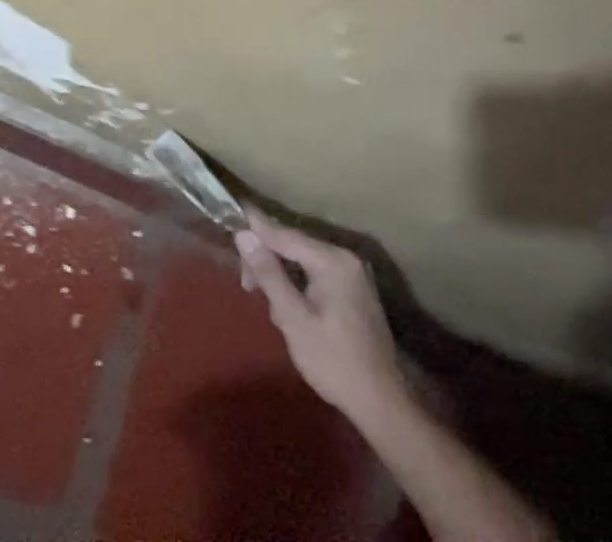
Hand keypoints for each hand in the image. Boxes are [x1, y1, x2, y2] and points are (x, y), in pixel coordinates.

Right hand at [236, 206, 404, 420]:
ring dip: (282, 276)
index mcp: (333, 262)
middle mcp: (347, 260)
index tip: (232, 210)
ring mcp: (354, 276)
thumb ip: (269, 274)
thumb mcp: (292, 318)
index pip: (285, 235)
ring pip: (305, 262)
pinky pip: (317, 275)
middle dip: (267, 260)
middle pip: (295, 246)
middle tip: (246, 286)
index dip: (256, 225)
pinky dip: (298, 284)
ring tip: (268, 303)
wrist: (379, 400)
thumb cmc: (332, 360)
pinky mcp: (355, 292)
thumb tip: (244, 236)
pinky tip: (288, 306)